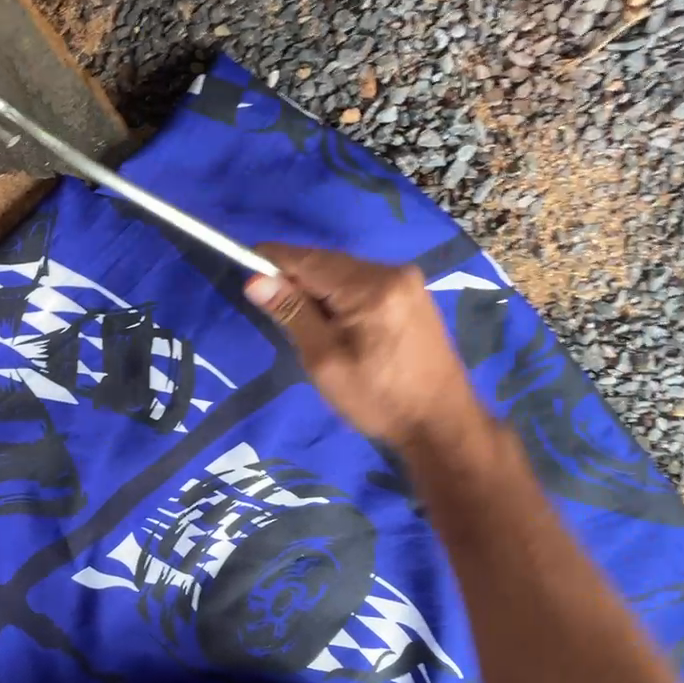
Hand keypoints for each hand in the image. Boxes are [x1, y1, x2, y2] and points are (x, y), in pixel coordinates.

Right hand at [244, 244, 488, 452]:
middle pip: (325, 261)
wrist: (442, 424)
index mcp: (369, 287)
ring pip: (342, 272)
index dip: (271, 261)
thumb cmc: (377, 399)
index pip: (306, 258)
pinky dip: (337, 294)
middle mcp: (391, 272)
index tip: (241, 271)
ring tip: (300, 323)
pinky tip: (331, 322)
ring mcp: (406, 281)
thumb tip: (255, 280)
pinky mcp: (411, 294)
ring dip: (314, 288)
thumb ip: (291, 313)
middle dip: (293, 278)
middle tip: (271, 311)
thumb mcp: (323, 360)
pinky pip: (361, 282)